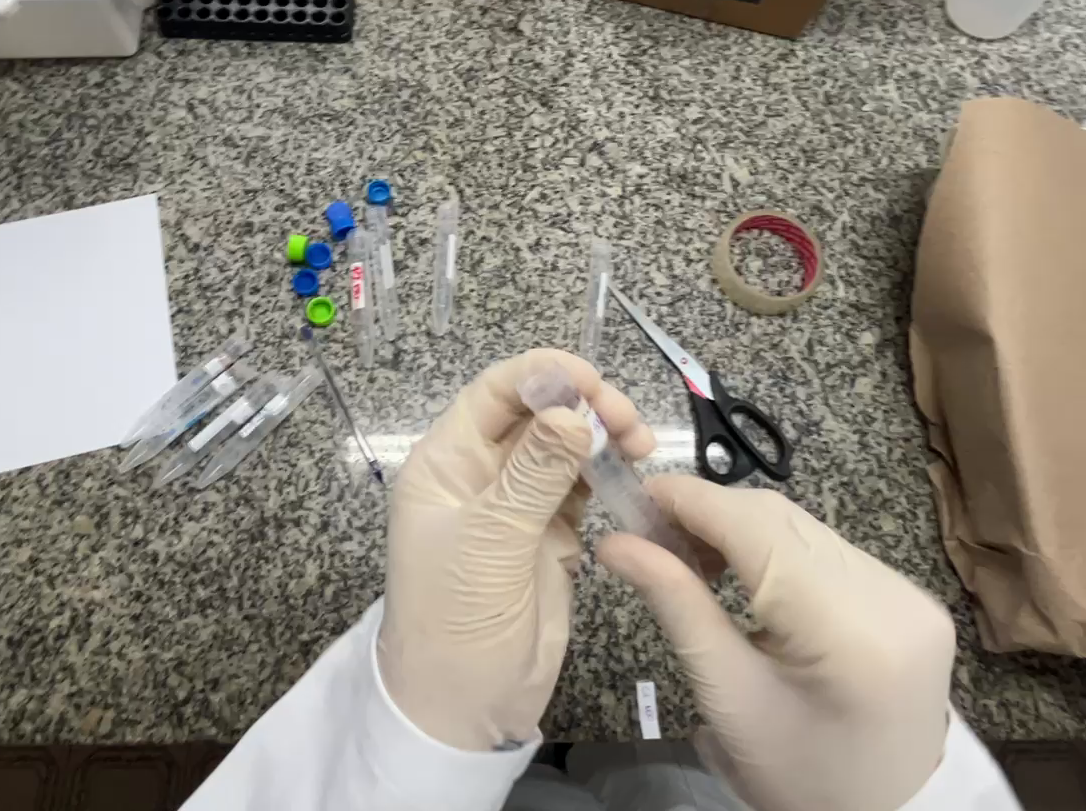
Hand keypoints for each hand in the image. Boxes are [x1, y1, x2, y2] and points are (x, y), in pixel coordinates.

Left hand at [379, 349, 655, 751]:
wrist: (464, 710)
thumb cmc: (455, 621)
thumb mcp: (488, 542)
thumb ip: (533, 475)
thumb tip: (573, 412)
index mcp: (447, 462)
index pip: (492, 394)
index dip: (540, 376)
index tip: (591, 378)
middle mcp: (480, 471)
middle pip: (534, 414)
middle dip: (582, 405)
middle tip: (627, 422)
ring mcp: (516, 500)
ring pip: (562, 445)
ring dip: (600, 434)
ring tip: (639, 444)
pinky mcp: (548, 529)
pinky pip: (578, 484)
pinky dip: (604, 471)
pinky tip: (629, 469)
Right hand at [598, 478, 955, 810]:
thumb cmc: (797, 774)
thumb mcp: (726, 694)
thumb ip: (674, 602)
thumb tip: (614, 543)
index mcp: (846, 629)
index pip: (755, 528)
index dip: (690, 499)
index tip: (635, 494)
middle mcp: (888, 593)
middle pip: (777, 518)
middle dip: (707, 512)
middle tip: (650, 530)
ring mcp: (904, 590)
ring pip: (798, 523)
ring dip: (736, 525)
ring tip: (688, 552)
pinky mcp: (906, 593)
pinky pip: (822, 544)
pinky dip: (771, 543)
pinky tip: (738, 566)